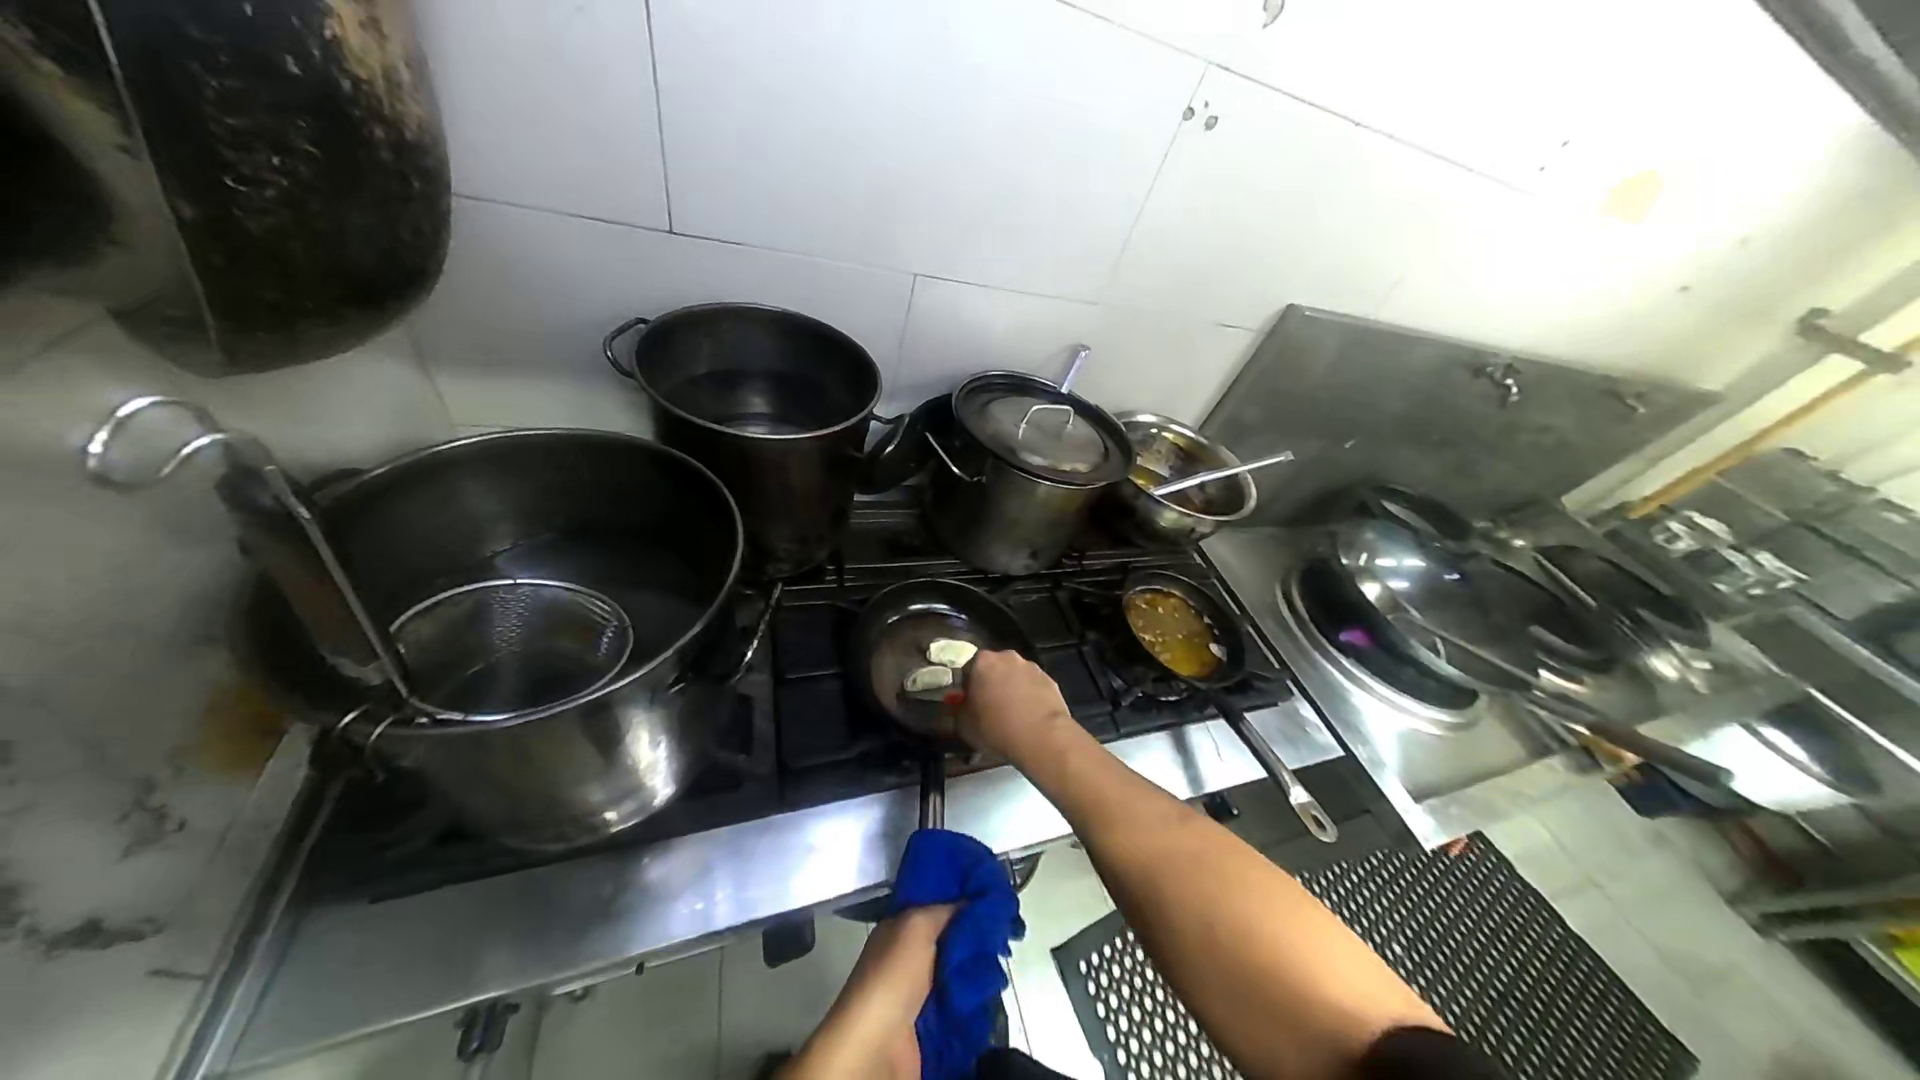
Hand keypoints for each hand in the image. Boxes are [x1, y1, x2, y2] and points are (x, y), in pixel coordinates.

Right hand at [959, 650, 1072, 759]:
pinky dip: (1030, 697)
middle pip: (994, 668)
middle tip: (989, 708)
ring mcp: (1032, 667)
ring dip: (1012, 689)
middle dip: (991, 684)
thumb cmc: (996, 728)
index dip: (967, 686)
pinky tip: (1029, 717)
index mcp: (982, 662)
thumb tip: (960, 705)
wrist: (1042, 738)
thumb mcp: (963, 725)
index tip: (968, 702)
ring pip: (1015, 676)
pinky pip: (1033, 687)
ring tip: (1012, 715)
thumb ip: (958, 710)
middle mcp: (1008, 657)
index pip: (968, 668)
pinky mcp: (1051, 680)